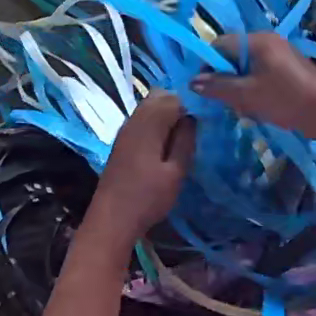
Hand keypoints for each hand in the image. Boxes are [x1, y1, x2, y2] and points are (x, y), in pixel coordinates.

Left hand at [85, 91, 193, 241]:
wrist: (111, 219)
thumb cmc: (147, 197)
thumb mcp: (175, 172)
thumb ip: (185, 141)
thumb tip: (192, 117)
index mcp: (149, 123)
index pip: (174, 97)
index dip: (191, 105)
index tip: (203, 123)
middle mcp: (134, 119)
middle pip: (159, 96)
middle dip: (178, 106)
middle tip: (194, 130)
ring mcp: (125, 129)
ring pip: (149, 106)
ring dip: (166, 115)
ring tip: (181, 139)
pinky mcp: (122, 141)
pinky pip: (142, 119)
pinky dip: (156, 124)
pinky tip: (165, 146)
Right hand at [191, 32, 315, 135]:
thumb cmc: (286, 99)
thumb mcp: (246, 95)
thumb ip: (217, 87)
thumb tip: (192, 82)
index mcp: (257, 40)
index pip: (219, 44)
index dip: (207, 65)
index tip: (204, 88)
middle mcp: (268, 40)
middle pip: (233, 55)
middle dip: (224, 78)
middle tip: (224, 100)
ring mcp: (280, 54)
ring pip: (247, 67)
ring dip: (240, 86)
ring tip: (243, 107)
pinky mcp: (289, 68)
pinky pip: (261, 73)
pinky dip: (254, 88)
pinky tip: (259, 107)